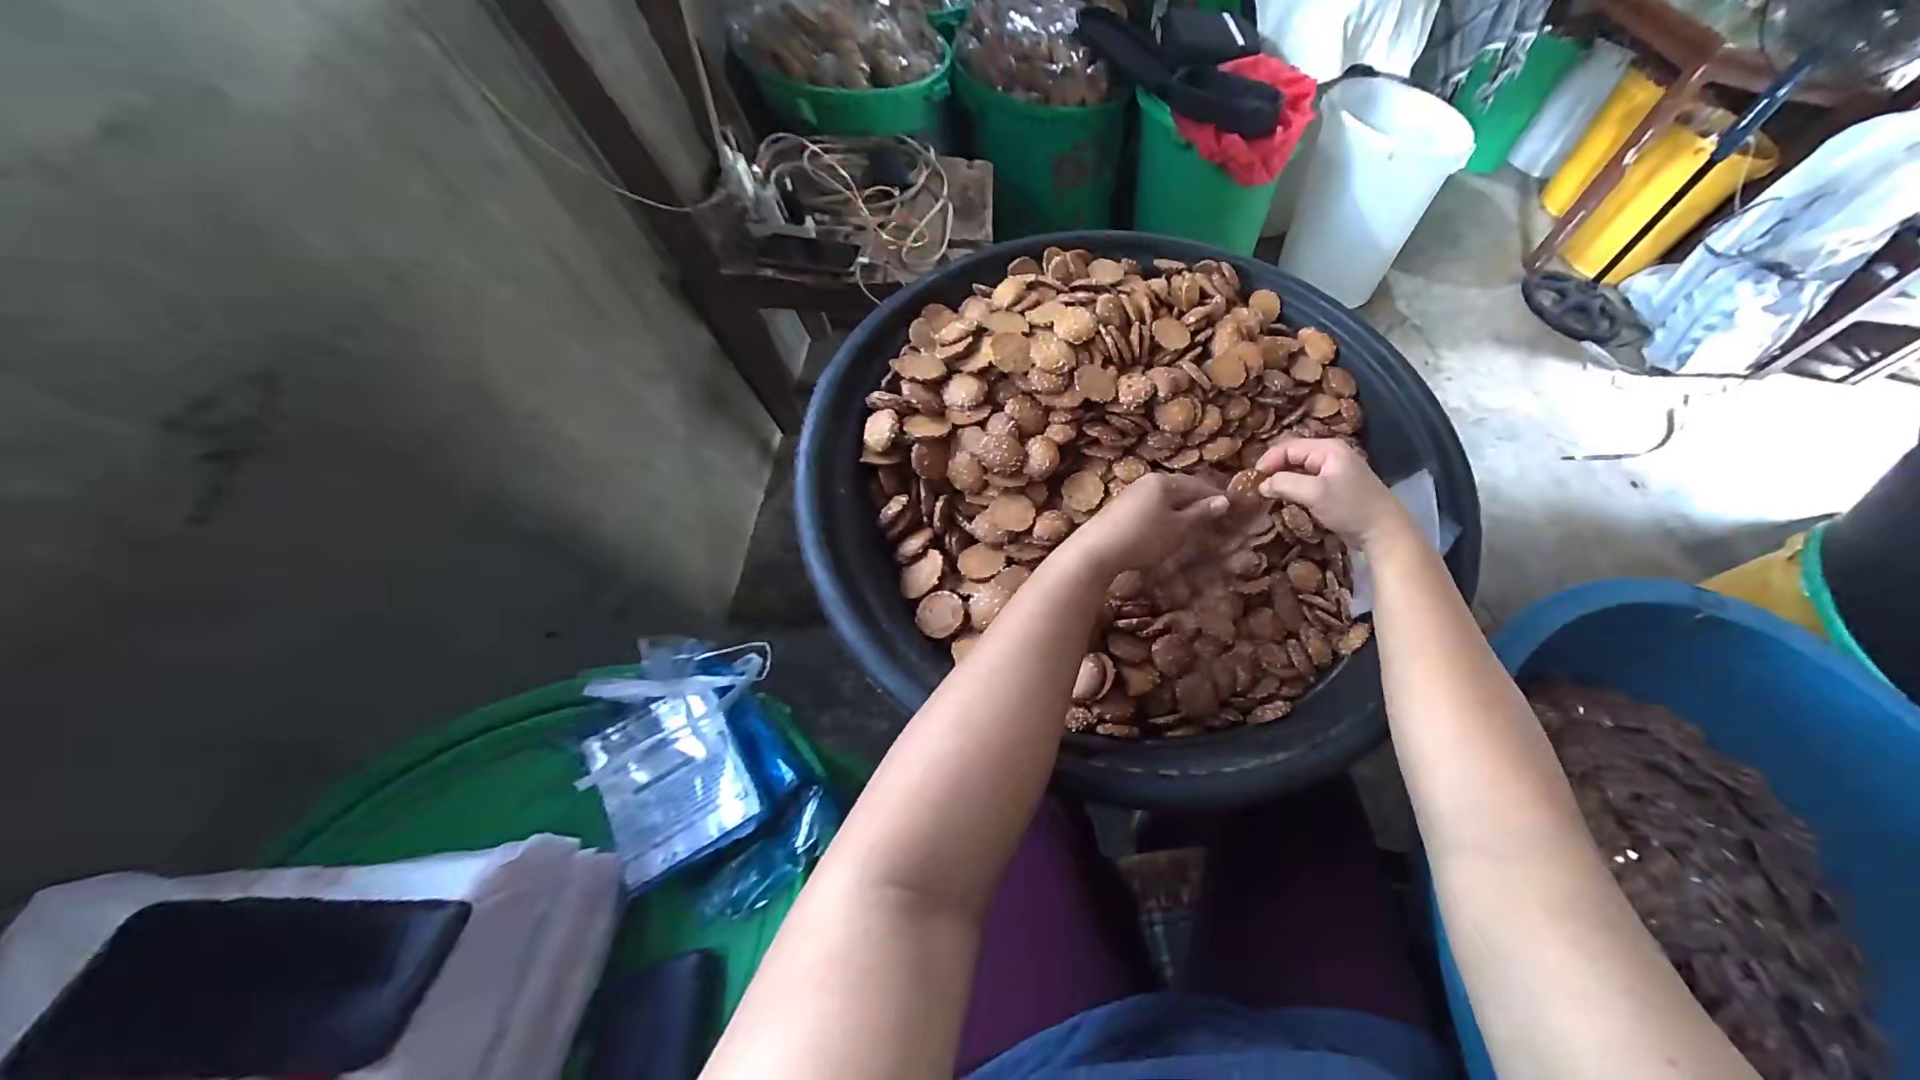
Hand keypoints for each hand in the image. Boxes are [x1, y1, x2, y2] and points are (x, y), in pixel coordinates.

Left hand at [1057, 472, 1228, 576]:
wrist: (1096, 550)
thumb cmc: (1143, 538)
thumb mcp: (1178, 528)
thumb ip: (1200, 513)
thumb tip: (1223, 500)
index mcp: (1164, 481)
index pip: (1197, 484)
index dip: (1214, 496)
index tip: (1230, 509)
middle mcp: (1146, 481)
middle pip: (1179, 488)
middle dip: (1196, 501)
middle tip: (1212, 518)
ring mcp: (1130, 494)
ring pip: (1162, 498)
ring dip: (1178, 509)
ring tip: (1190, 526)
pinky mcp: (1119, 509)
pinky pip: (1148, 507)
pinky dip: (1162, 515)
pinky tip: (1163, 530)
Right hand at [1256, 438, 1410, 548]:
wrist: (1384, 531)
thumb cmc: (1350, 507)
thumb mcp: (1314, 493)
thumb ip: (1284, 483)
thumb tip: (1262, 484)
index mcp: (1328, 448)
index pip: (1288, 447)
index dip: (1268, 461)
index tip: (1253, 480)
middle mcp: (1331, 454)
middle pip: (1292, 456)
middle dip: (1273, 470)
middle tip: (1257, 488)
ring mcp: (1334, 471)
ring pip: (1298, 470)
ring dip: (1282, 480)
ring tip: (1268, 495)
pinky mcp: (1335, 487)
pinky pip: (1307, 482)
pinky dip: (1293, 489)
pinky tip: (1286, 500)